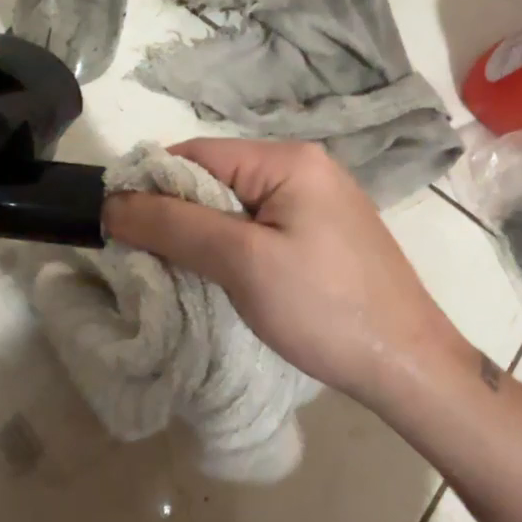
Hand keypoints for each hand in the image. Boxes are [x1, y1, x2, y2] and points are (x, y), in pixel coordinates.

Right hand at [104, 139, 469, 397]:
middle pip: (214, 177)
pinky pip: (259, 227)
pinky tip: (221, 277)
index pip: (196, 154)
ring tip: (178, 271)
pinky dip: (230, 246)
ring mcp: (318, 202)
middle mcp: (305, 168)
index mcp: (288, 160)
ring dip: (200, 233)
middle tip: (146, 257)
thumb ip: (174, 224)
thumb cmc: (325, 308)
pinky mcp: (324, 235)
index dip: (151, 184)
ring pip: (234, 205)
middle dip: (175, 212)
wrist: (410, 367)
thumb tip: (112, 203)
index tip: (118, 226)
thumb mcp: (241, 262)